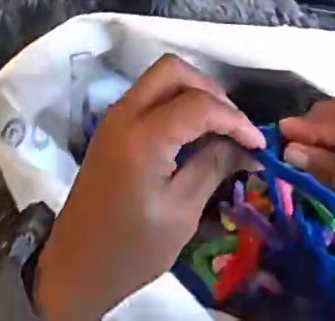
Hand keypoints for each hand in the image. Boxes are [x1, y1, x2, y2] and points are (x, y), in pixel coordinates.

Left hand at [32, 54, 264, 319]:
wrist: (76, 264)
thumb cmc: (131, 247)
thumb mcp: (181, 212)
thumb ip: (212, 166)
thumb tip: (246, 147)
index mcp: (143, 135)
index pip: (198, 104)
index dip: (235, 119)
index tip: (258, 144)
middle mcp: (126, 111)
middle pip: (173, 70)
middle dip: (211, 90)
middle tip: (235, 126)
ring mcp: (116, 114)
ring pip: (160, 77)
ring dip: (193, 91)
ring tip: (220, 127)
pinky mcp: (114, 124)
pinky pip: (150, 94)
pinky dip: (176, 100)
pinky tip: (195, 131)